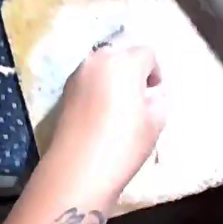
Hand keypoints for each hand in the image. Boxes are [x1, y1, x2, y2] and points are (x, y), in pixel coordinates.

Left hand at [45, 44, 166, 194]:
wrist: (78, 169)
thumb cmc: (124, 144)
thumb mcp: (156, 123)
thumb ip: (158, 100)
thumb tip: (150, 95)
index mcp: (124, 62)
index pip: (147, 53)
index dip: (155, 72)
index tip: (155, 93)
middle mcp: (97, 60)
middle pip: (121, 54)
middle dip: (133, 70)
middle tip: (139, 97)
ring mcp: (77, 74)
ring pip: (102, 66)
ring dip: (113, 78)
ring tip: (119, 106)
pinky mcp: (64, 92)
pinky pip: (88, 80)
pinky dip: (97, 88)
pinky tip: (101, 113)